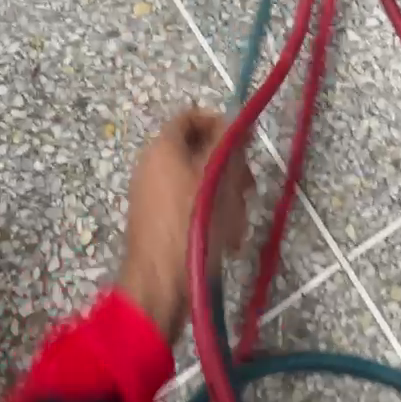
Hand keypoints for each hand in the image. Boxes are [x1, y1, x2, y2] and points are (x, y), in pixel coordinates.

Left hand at [117, 109, 253, 342]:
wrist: (160, 286)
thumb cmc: (192, 224)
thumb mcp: (218, 176)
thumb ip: (229, 141)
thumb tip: (239, 117)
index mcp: (162, 147)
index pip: (192, 116)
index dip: (221, 123)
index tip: (245, 144)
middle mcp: (153, 165)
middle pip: (200, 150)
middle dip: (229, 168)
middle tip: (248, 188)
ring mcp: (153, 194)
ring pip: (200, 181)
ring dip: (225, 197)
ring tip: (237, 224)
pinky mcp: (158, 221)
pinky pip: (190, 205)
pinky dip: (210, 216)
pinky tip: (227, 241)